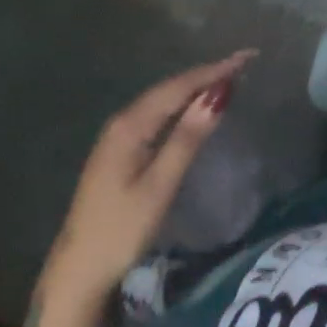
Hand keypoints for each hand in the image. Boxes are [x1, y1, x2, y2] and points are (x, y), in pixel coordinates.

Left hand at [46, 50, 255, 296]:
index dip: (214, 70)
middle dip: (207, 74)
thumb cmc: (122, 230)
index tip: (247, 57)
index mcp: (131, 125)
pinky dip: (181, 104)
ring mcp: (118, 135)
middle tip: (244, 64)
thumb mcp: (160, 185)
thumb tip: (218, 94)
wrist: (79, 269)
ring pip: (163, 100)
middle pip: (170, 88)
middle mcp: (122, 121)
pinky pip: (157, 114)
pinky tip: (195, 107)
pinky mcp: (120, 150)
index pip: (179, 87)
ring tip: (228, 78)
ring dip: (195, 86)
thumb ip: (188, 138)